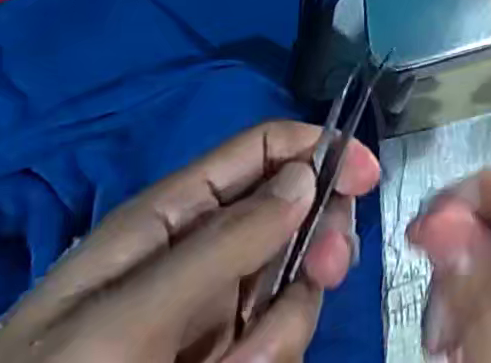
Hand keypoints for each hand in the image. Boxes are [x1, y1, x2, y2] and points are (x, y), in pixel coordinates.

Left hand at [0, 120, 379, 362]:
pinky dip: (268, 358)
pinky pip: (280, 336)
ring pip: (296, 283)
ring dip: (283, 326)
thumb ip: (221, 243)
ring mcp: (216, 308)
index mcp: (171, 218)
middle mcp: (204, 252)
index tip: (367, 178)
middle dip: (318, 241)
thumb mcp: (123, 321)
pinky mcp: (229, 353)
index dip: (320, 148)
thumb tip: (307, 175)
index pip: (263, 149)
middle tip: (323, 272)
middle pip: (298, 211)